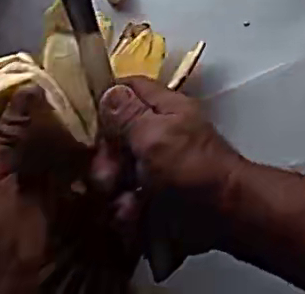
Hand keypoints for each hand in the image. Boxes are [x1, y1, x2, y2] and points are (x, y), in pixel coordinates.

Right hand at [89, 77, 247, 255]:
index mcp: (165, 108)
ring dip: (115, 191)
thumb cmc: (190, 166)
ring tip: (129, 201)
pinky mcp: (150, 195)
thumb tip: (110, 88)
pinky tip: (134, 216)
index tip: (85, 122)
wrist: (218, 211)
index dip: (107, 99)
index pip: (131, 88)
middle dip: (106, 160)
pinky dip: (125, 211)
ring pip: (114, 173)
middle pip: (114, 137)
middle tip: (112, 177)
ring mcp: (154, 164)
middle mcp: (158, 131)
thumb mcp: (156, 135)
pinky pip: (123, 200)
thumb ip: (130, 115)